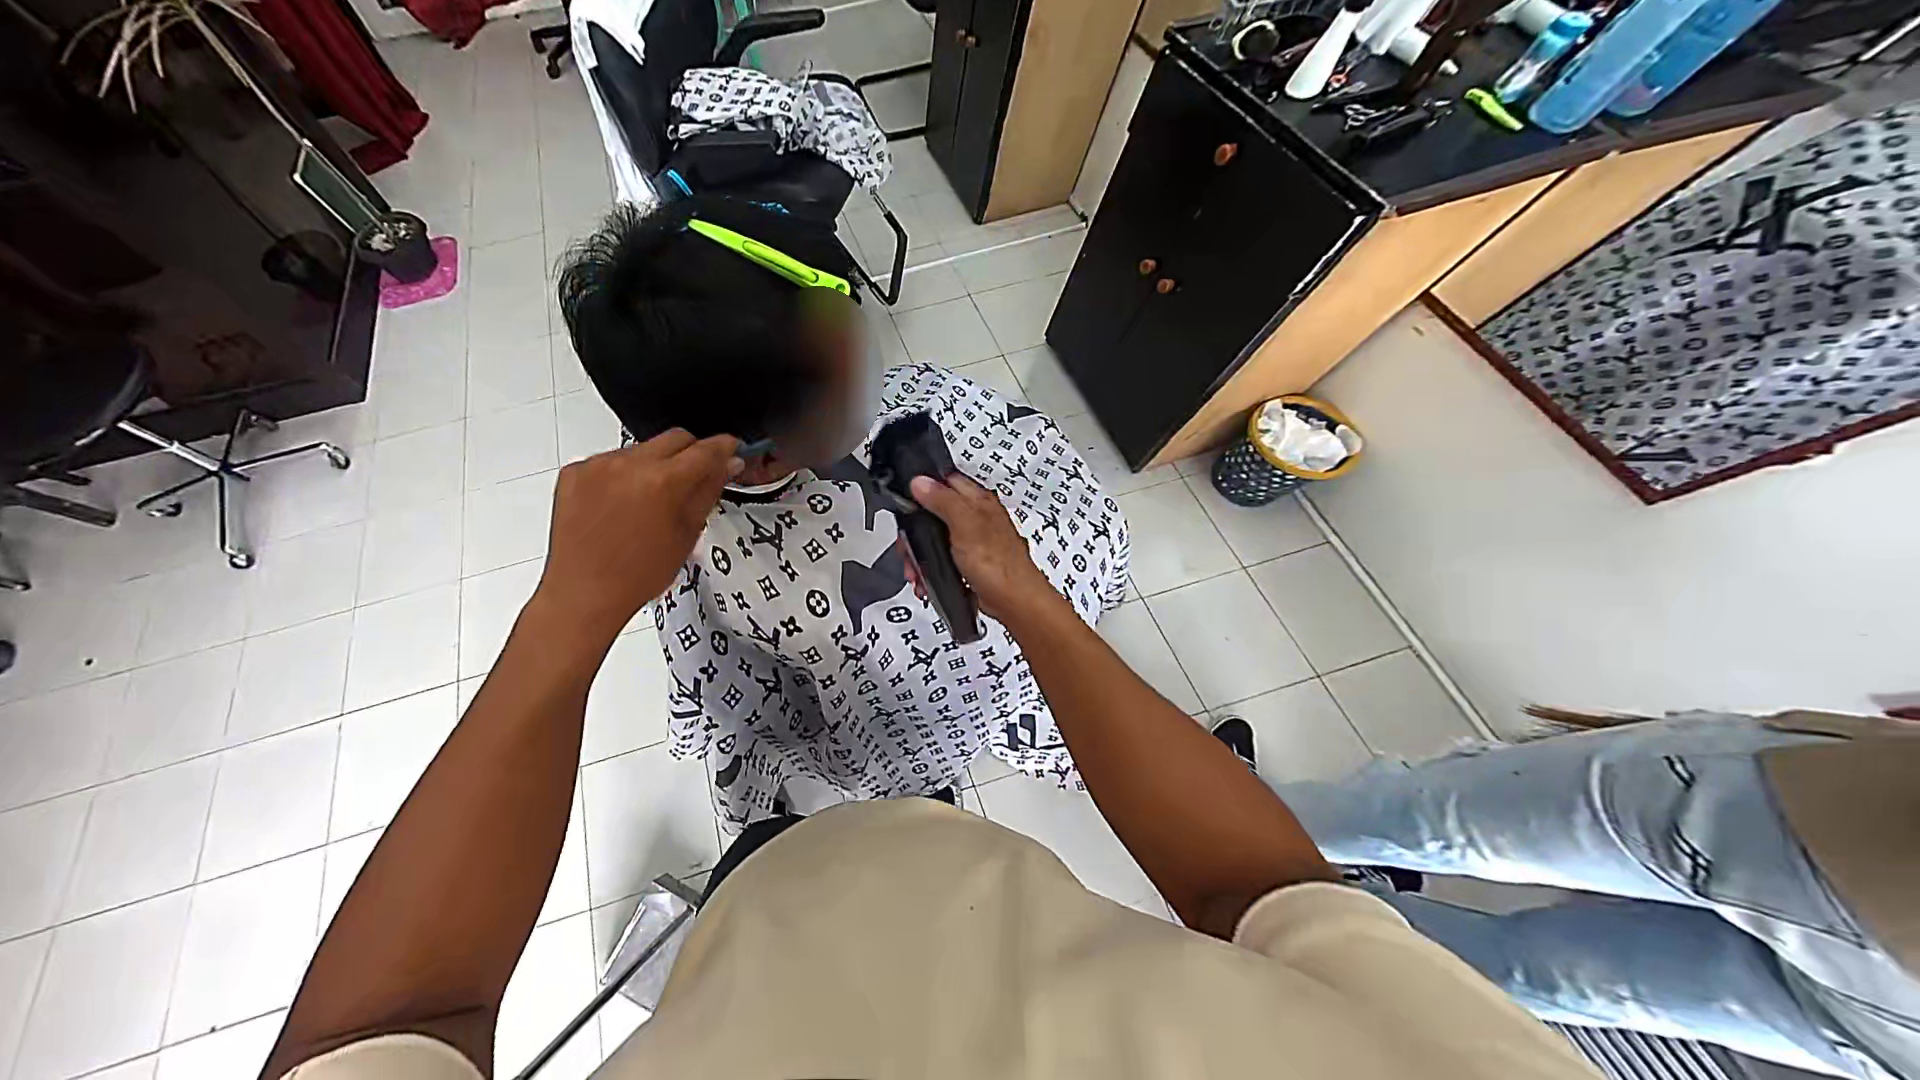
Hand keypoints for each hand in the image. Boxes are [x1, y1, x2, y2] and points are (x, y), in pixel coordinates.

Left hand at [534, 430, 741, 641]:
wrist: (585, 592)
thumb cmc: (635, 574)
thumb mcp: (688, 533)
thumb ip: (709, 491)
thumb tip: (727, 466)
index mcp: (662, 482)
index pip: (706, 449)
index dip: (726, 448)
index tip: (732, 449)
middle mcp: (628, 466)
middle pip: (675, 439)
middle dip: (692, 452)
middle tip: (697, 476)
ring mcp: (598, 466)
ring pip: (643, 448)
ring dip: (656, 465)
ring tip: (654, 501)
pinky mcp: (575, 472)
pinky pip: (611, 460)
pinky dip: (624, 475)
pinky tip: (625, 504)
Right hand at [906, 472, 1060, 621]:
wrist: (1013, 601)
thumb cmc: (999, 564)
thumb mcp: (964, 524)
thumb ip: (943, 500)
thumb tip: (921, 482)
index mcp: (978, 501)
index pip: (945, 480)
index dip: (924, 488)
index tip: (908, 503)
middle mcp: (977, 518)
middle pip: (936, 512)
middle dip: (917, 530)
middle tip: (910, 544)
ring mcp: (973, 541)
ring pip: (937, 538)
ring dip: (922, 553)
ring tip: (917, 566)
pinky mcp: (969, 562)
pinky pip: (942, 558)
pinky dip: (931, 567)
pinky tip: (928, 577)